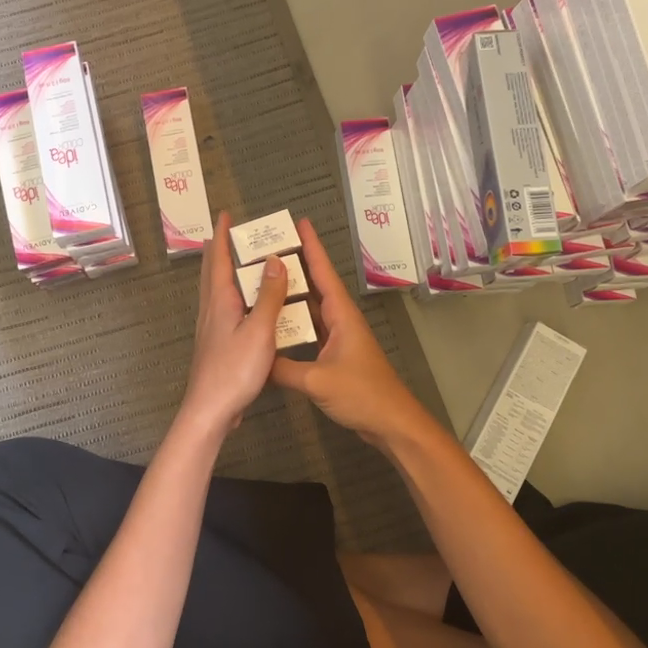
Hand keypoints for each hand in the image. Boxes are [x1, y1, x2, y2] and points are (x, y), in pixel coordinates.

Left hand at [181, 213, 290, 436]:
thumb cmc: (234, 370)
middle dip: (221, 250)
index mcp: (220, 301)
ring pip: (215, 291)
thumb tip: (274, 260)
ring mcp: (210, 328)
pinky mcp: (215, 344)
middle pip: (212, 272)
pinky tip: (243, 306)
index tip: (224, 214)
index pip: (219, 259)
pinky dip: (232, 296)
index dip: (222, 236)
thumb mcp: (259, 331)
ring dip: (225, 272)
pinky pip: (223, 309)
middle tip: (232, 232)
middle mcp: (211, 309)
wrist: (209, 410)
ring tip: (240, 262)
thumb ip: (268, 296)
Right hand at [269, 218, 431, 445]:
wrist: (391, 424)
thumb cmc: (362, 394)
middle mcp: (340, 321)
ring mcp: (337, 340)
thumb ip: (285, 369)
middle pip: (314, 286)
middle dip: (294, 266)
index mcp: (341, 315)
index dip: (311, 247)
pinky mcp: (333, 358)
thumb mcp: (318, 381)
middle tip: (266, 249)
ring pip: (310, 310)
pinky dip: (291, 326)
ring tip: (262, 280)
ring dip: (290, 296)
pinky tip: (272, 325)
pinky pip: (308, 332)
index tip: (299, 222)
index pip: (323, 273)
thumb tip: (256, 360)